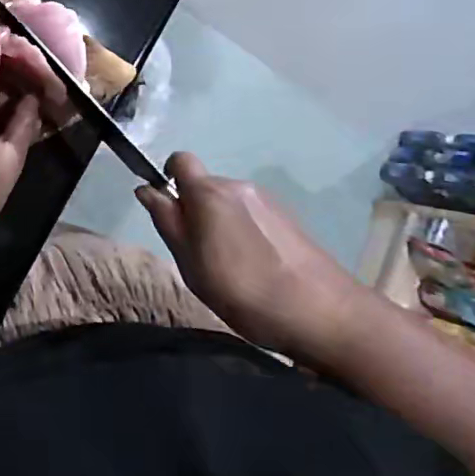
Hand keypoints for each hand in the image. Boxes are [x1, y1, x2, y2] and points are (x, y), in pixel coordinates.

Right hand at [137, 153, 378, 365]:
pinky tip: (257, 268)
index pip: (179, 160)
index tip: (169, 212)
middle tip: (199, 254)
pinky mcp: (289, 218)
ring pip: (228, 202)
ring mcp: (267, 200)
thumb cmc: (245, 291)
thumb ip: (168, 223)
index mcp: (209, 193)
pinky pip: (251, 215)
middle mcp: (238, 186)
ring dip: (220, 224)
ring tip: (231, 267)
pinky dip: (244, 233)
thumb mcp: (191, 264)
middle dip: (195, 210)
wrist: (327, 315)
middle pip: (204, 185)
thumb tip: (147, 189)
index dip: (168, 178)